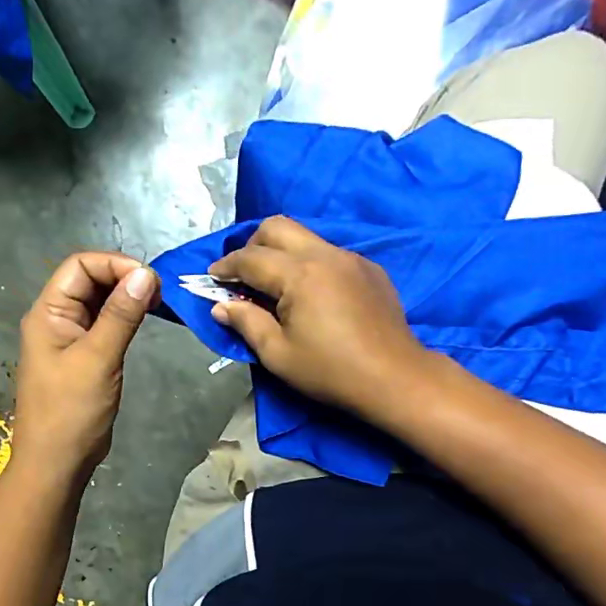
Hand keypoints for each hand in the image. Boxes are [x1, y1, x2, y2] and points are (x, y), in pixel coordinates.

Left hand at [11, 252, 158, 481]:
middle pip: (89, 280)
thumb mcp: (98, 359)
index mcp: (48, 313)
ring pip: (99, 303)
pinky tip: (144, 320)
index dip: (114, 264)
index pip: (79, 266)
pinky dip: (124, 318)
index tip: (149, 279)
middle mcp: (56, 319)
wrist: (56, 463)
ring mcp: (69, 339)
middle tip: (159, 293)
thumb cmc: (70, 411)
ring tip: (158, 304)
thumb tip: (145, 274)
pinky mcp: (83, 357)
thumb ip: (120, 315)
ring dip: (126, 298)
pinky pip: (104, 325)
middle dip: (123, 278)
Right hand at [210, 217, 449, 415]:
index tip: (212, 278)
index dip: (226, 266)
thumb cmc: (329, 371)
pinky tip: (309, 294)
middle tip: (242, 274)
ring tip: (272, 284)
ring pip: (305, 237)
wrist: (394, 378)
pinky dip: (308, 263)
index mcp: (300, 275)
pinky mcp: (369, 269)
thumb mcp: (277, 354)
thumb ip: (246, 322)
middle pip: (278, 227)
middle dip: (252, 245)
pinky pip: (329, 253)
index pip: (251, 257)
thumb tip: (220, 306)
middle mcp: (325, 255)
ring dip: (281, 252)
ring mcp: (351, 258)